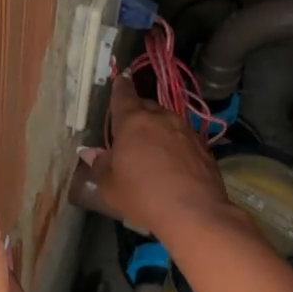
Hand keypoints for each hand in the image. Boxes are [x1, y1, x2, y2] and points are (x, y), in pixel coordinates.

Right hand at [84, 76, 239, 242]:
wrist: (194, 211)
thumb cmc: (143, 196)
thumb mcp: (111, 186)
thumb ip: (100, 165)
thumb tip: (90, 153)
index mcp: (132, 122)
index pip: (123, 95)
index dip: (120, 87)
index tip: (120, 80)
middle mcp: (160, 118)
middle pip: (145, 106)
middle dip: (136, 112)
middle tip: (128, 127)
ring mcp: (184, 130)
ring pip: (165, 120)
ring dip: (156, 128)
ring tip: (149, 146)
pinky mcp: (202, 145)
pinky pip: (181, 136)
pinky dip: (173, 142)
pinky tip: (170, 161)